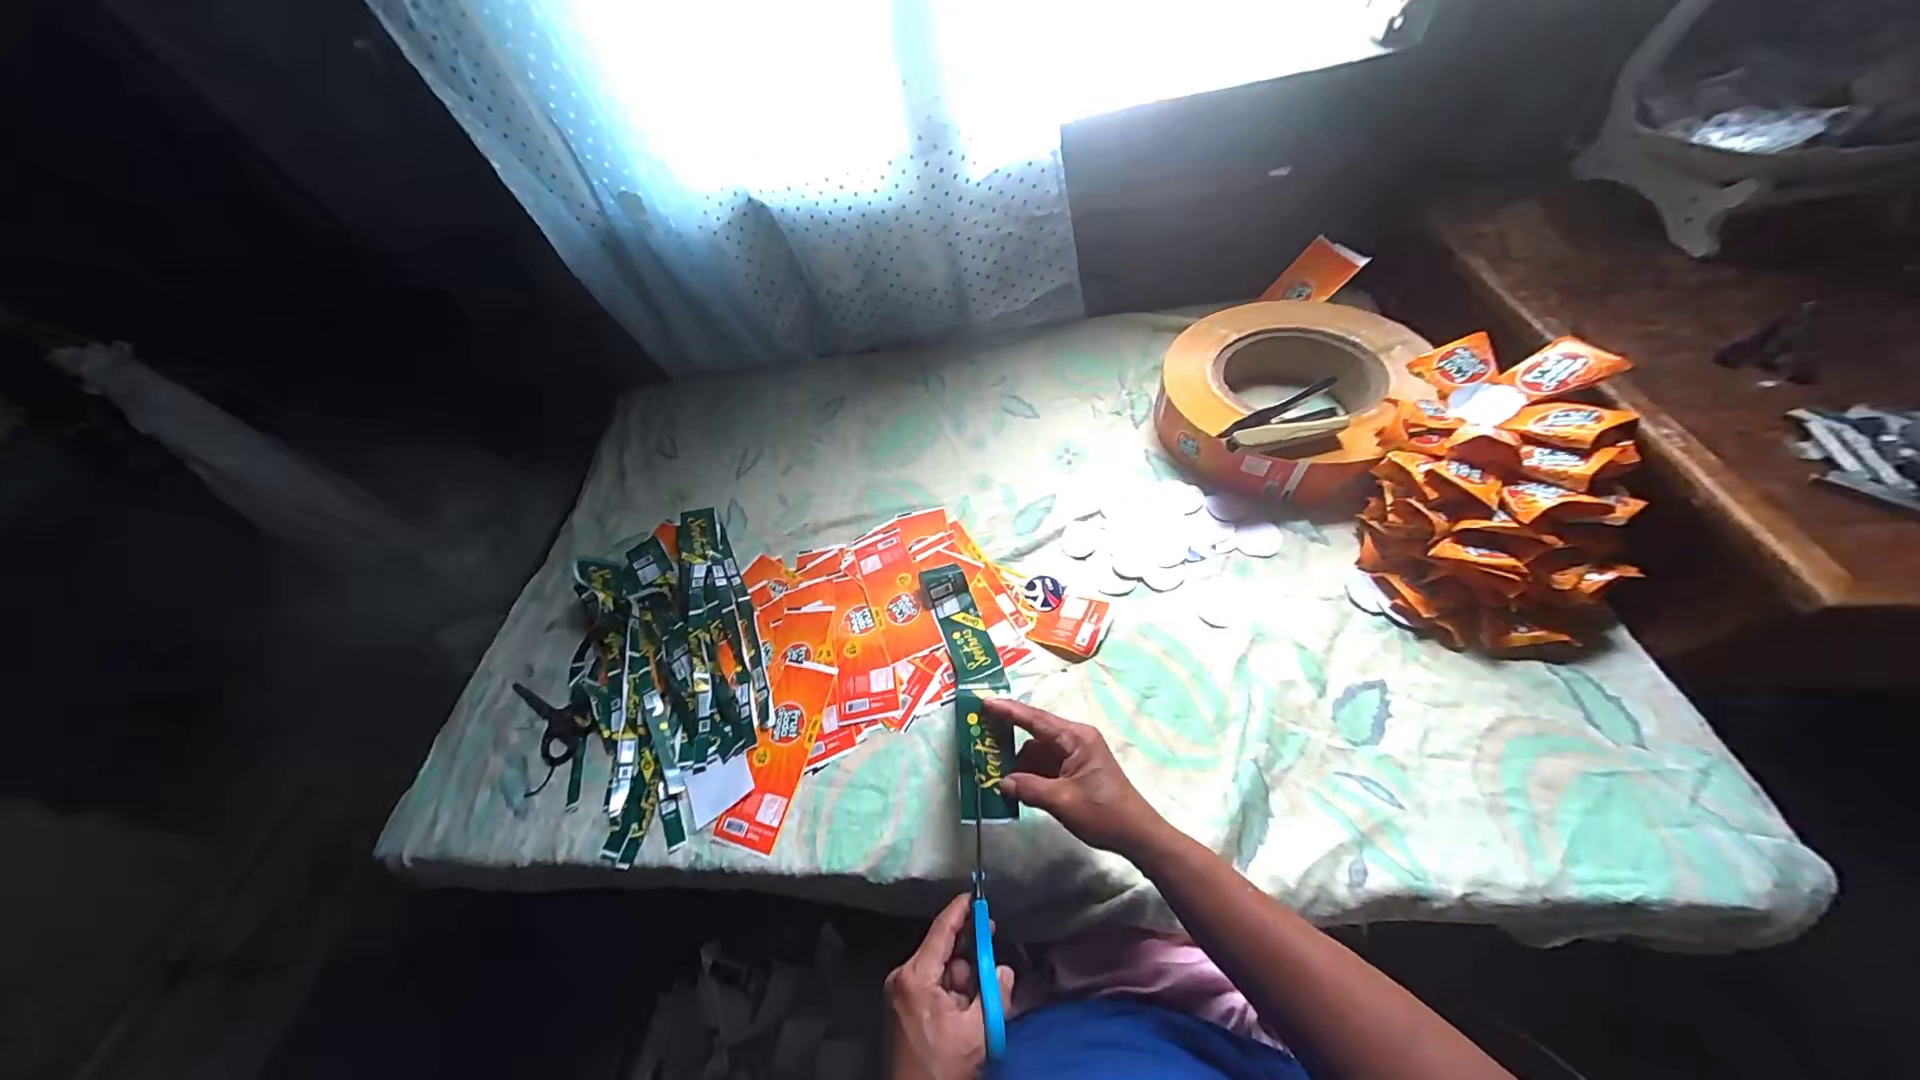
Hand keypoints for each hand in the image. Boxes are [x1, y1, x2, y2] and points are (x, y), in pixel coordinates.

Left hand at [886, 893, 1013, 1079]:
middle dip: (969, 951)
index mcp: (915, 976)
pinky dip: (951, 989)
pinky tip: (967, 1006)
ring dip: (963, 976)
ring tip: (980, 998)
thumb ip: (994, 995)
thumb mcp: (976, 1033)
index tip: (975, 895)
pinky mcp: (902, 1004)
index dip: (960, 910)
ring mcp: (900, 990)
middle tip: (992, 945)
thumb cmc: (941, 1069)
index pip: (941, 930)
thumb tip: (1004, 970)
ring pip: (940, 968)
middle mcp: (903, 976)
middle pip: (942, 949)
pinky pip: (932, 983)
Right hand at [988, 698, 1168, 858]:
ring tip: (996, 772)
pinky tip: (1017, 785)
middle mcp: (1076, 740)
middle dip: (1010, 739)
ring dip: (1021, 763)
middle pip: (1036, 733)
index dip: (1008, 711)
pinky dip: (1032, 773)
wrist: (1138, 835)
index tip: (985, 702)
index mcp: (1076, 738)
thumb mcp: (1062, 802)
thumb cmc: (1104, 814)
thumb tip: (1002, 782)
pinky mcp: (1077, 770)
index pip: (1035, 719)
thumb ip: (1029, 788)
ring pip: (1039, 751)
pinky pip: (1047, 764)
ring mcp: (1077, 755)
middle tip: (982, 740)